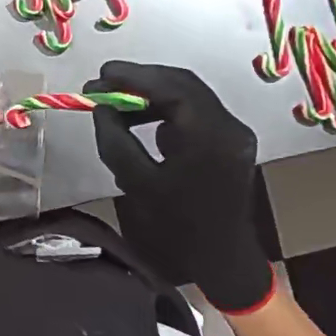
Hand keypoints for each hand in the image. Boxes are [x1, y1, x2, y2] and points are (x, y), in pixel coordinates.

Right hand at [85, 62, 273, 311]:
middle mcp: (229, 126)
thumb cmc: (176, 228)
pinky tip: (142, 122)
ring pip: (190, 98)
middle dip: (141, 82)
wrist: (220, 260)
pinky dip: (167, 112)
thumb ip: (116, 140)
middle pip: (184, 86)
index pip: (173, 87)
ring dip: (153, 96)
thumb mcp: (137, 184)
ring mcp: (234, 134)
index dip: (134, 76)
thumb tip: (101, 107)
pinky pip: (196, 116)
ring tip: (116, 105)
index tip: (101, 74)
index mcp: (210, 135)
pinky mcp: (230, 144)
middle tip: (103, 85)